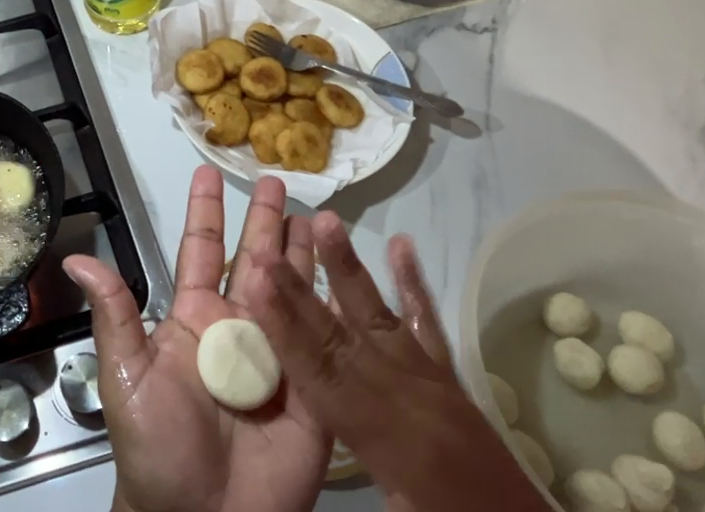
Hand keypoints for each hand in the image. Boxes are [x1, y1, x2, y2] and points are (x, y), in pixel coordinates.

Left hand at [63, 166, 331, 511]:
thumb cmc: (155, 447)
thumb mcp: (126, 375)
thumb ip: (114, 315)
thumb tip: (77, 259)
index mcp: (193, 319)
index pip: (200, 251)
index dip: (206, 212)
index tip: (209, 173)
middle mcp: (237, 327)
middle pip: (255, 259)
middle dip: (266, 220)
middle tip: (279, 179)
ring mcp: (278, 354)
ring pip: (293, 287)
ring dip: (304, 251)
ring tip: (318, 213)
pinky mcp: (314, 386)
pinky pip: (326, 336)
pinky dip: (336, 300)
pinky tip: (346, 270)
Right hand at [245, 213, 547, 511]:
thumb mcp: (399, 510)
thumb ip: (353, 461)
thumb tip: (302, 429)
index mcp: (389, 439)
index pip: (321, 376)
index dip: (284, 329)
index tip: (254, 284)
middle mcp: (409, 399)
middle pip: (340, 338)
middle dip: (298, 291)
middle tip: (265, 246)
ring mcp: (432, 381)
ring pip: (381, 318)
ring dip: (348, 269)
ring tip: (325, 221)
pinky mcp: (451, 379)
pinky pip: (429, 327)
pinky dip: (413, 284)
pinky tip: (401, 245)